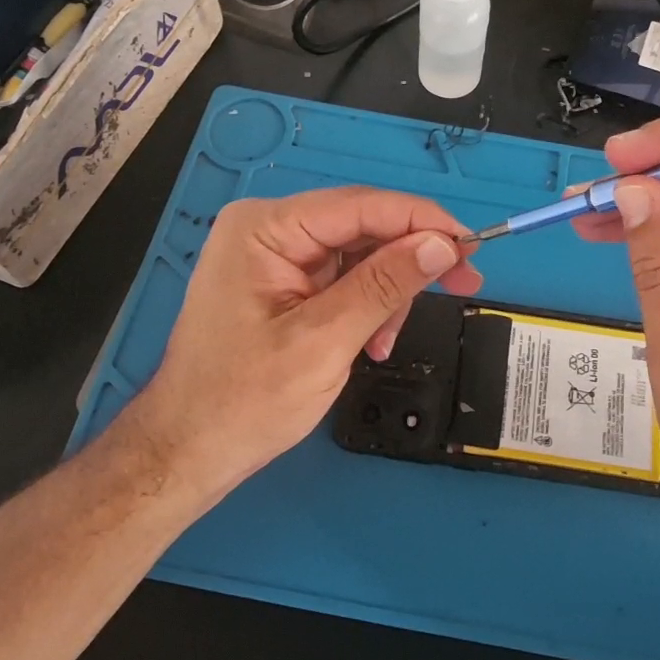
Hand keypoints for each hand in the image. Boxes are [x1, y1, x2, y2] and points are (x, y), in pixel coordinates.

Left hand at [120, 188, 482, 502]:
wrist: (186, 453)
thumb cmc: (243, 402)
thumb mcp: (323, 342)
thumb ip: (385, 285)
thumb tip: (444, 243)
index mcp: (265, 228)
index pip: (360, 206)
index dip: (422, 220)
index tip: (473, 244)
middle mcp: (269, 229)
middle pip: (362, 226)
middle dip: (410, 259)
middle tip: (464, 284)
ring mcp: (274, 256)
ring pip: (360, 254)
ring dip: (388, 293)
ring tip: (389, 342)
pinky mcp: (283, 282)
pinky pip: (343, 278)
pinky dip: (368, 306)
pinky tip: (373, 342)